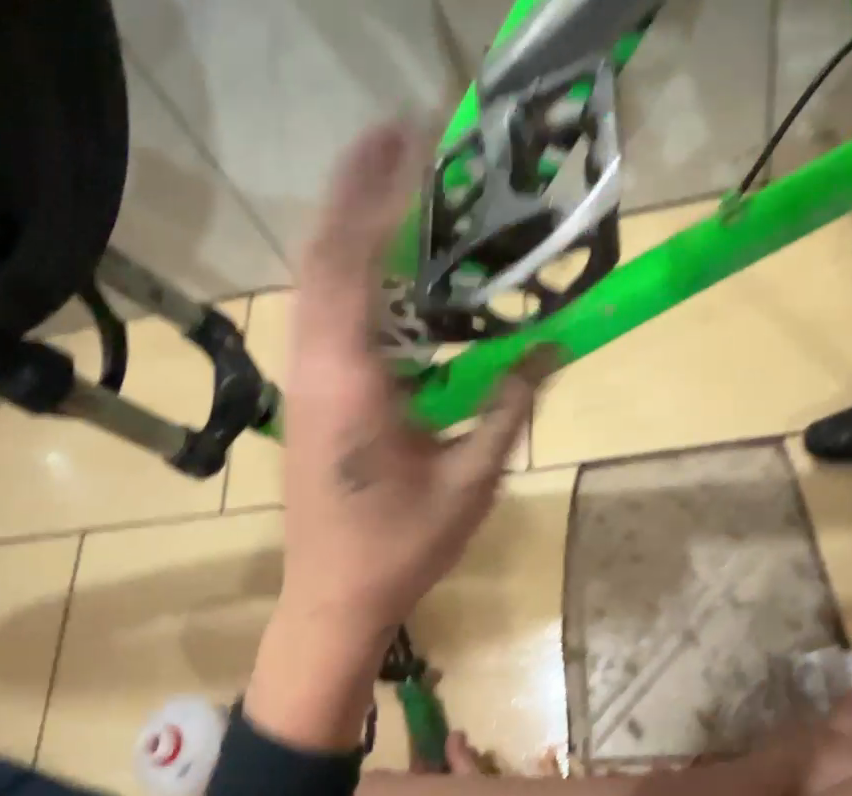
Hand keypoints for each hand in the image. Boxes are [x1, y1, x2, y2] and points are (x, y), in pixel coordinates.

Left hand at [245, 124, 535, 752]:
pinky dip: (340, 273)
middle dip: (352, 190)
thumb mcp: (469, 483)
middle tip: (395, 139)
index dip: (374, 197)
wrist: (331, 600)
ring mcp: (302, 382)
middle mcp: (314, 368)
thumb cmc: (401, 549)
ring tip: (386, 184)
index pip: (354, 266)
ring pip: (310, 283)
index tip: (404, 142)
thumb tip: (550, 354)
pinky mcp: (304, 398)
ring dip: (341, 226)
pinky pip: (316, 315)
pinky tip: (376, 265)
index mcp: (351, 382)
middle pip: (319, 256)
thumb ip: (507, 412)